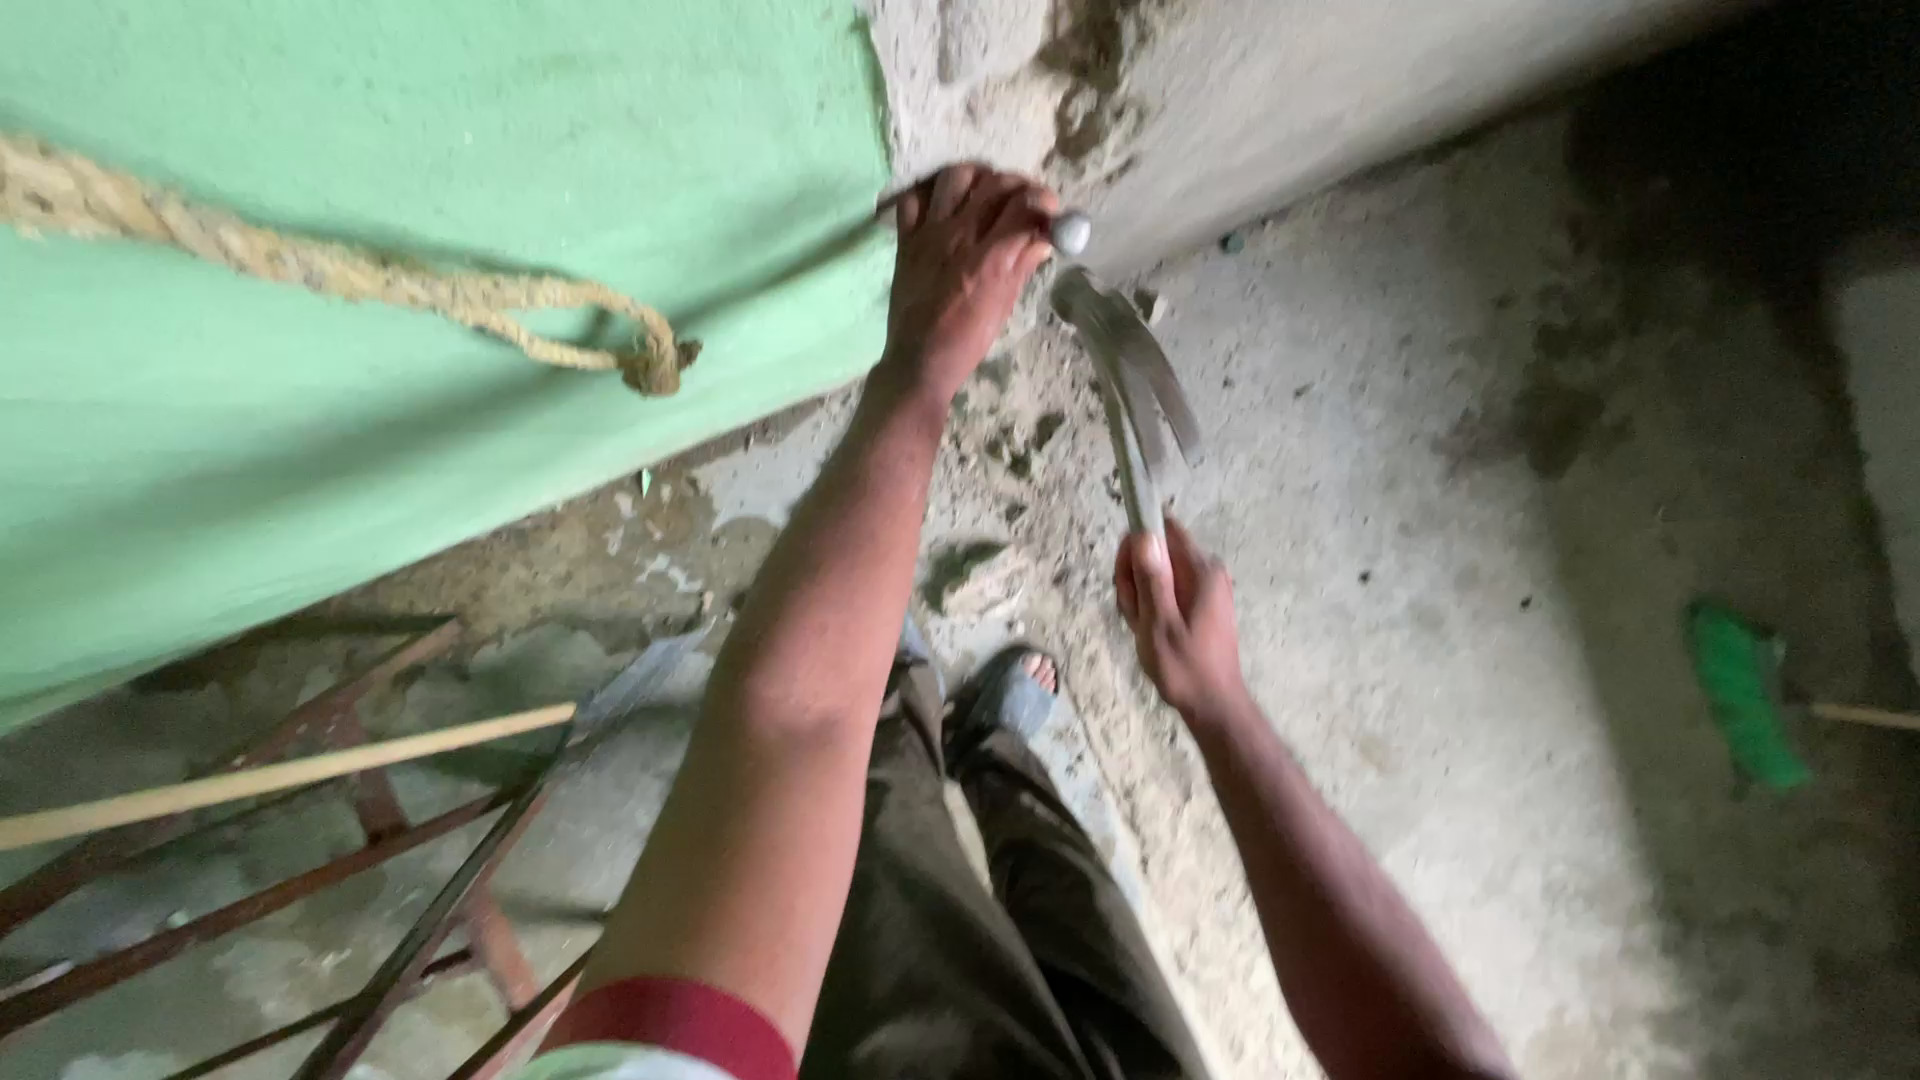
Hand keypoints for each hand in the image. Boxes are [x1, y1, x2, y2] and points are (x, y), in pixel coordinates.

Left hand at [879, 164, 1058, 405]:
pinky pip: (913, 199)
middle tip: (1026, 199)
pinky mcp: (905, 241)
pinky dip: (930, 194)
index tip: (1051, 210)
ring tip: (986, 192)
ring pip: (955, 178)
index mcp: (988, 260)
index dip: (1043, 202)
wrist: (918, 361)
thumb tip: (1043, 238)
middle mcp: (958, 238)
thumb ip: (1021, 267)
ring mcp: (928, 235)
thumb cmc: (966, 342)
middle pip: (994, 185)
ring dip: (978, 177)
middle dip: (1019, 185)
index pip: (1023, 207)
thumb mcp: (1004, 308)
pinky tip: (944, 206)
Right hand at [1114, 517, 1251, 726]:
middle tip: (1132, 613)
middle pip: (1156, 551)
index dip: (1137, 544)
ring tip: (1141, 628)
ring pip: (1156, 573)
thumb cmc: (1184, 667)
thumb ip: (1151, 577)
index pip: (1163, 529)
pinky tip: (1149, 632)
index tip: (1125, 576)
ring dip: (1139, 596)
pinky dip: (1150, 607)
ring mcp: (1204, 588)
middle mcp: (1206, 571)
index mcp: (1201, 571)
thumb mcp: (1159, 622)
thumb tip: (1143, 534)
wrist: (1212, 705)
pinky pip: (1165, 590)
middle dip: (1134, 577)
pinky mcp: (1199, 604)